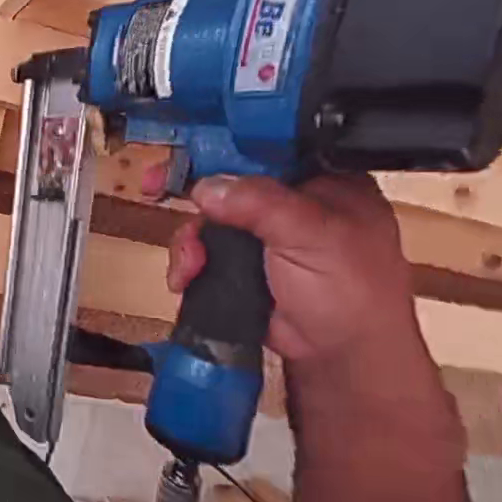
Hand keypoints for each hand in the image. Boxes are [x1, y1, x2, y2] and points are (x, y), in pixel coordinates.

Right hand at [153, 169, 425, 368]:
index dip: (225, 146)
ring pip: (207, 219)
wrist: (336, 356)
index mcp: (321, 181)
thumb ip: (260, 203)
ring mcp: (261, 235)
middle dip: (192, 193)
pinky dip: (187, 263)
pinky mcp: (238, 265)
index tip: (186, 150)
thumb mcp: (311, 234)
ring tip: (190, 266)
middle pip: (226, 183)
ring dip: (189, 241)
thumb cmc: (348, 292)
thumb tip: (206, 187)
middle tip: (154, 188)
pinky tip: (187, 278)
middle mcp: (289, 202)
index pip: (268, 148)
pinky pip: (201, 251)